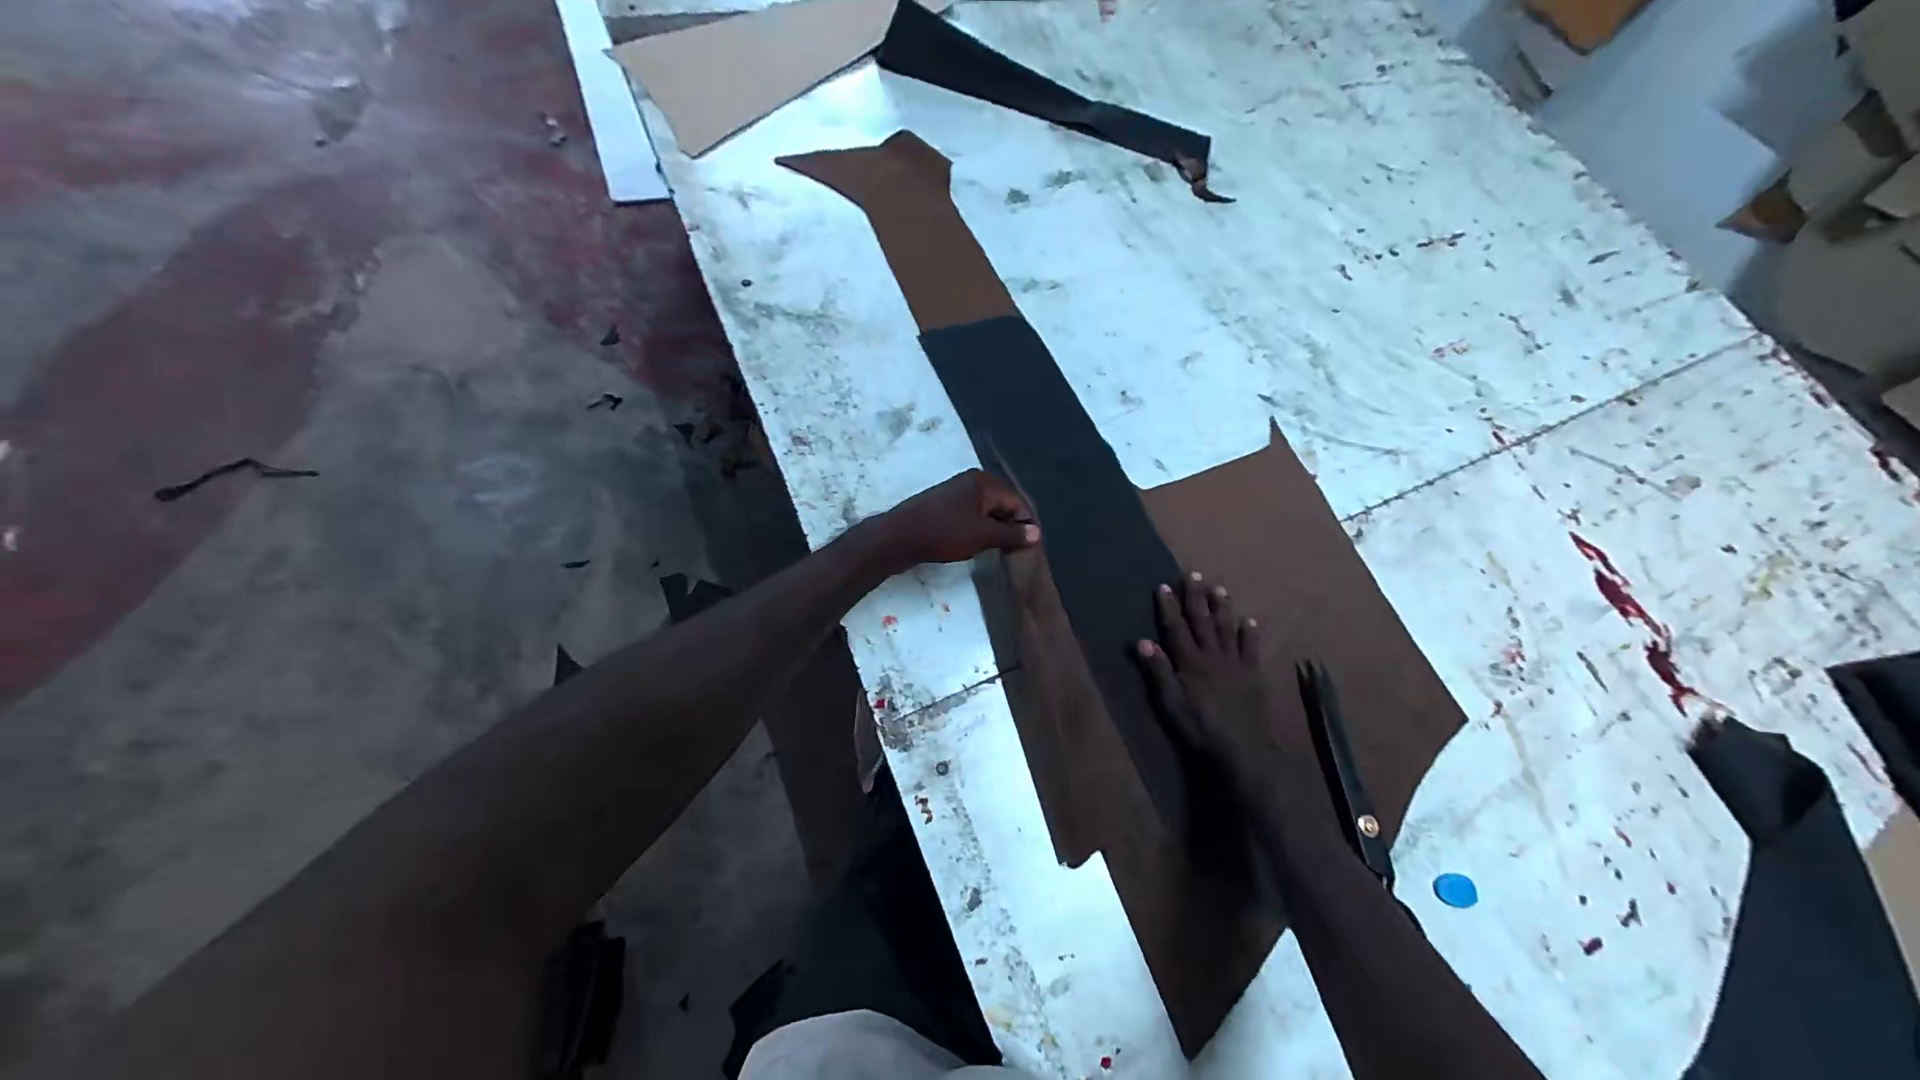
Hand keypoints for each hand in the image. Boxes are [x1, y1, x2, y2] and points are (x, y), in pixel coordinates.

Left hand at [864, 469, 1039, 573]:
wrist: (898, 538)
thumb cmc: (943, 533)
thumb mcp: (982, 536)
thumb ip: (1011, 534)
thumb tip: (1036, 533)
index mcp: (984, 482)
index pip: (1017, 501)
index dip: (1026, 524)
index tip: (1031, 548)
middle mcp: (971, 482)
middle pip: (1003, 504)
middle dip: (1011, 527)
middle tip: (1017, 552)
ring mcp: (956, 494)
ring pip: (987, 512)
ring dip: (995, 530)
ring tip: (1001, 551)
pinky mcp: (944, 507)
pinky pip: (972, 516)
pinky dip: (979, 530)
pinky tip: (979, 545)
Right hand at [1134, 572, 1289, 798]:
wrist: (1242, 748)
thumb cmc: (1199, 727)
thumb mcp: (1170, 703)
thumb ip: (1158, 672)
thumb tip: (1142, 641)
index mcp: (1190, 661)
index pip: (1176, 628)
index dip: (1169, 607)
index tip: (1165, 586)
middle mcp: (1212, 655)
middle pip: (1202, 620)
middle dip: (1196, 596)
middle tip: (1193, 574)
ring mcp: (1235, 662)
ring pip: (1227, 627)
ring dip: (1222, 606)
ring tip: (1218, 587)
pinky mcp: (1253, 673)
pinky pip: (1251, 647)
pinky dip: (1250, 632)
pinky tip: (1249, 620)